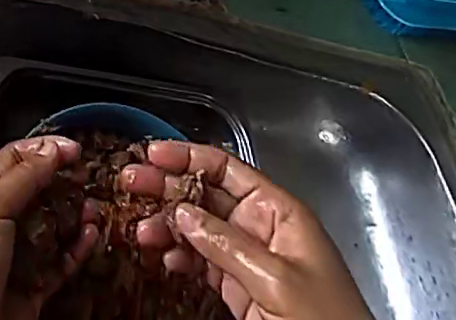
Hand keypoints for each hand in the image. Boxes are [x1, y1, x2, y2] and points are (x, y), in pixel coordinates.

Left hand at [0, 136, 100, 319]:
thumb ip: (22, 177)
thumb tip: (52, 148)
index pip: (17, 158)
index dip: (45, 148)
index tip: (74, 148)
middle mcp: (0, 223)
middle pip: (39, 190)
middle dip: (65, 180)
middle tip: (88, 176)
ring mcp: (17, 257)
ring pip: (54, 225)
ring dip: (76, 213)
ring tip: (93, 208)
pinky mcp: (31, 289)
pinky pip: (61, 263)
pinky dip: (78, 249)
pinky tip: (90, 237)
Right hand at [123, 141, 372, 319]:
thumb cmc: (326, 319)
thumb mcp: (278, 281)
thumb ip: (229, 244)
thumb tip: (184, 212)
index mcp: (277, 209)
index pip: (226, 168)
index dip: (188, 156)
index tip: (153, 153)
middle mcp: (260, 225)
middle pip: (206, 194)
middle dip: (168, 186)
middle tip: (130, 181)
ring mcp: (249, 257)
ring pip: (199, 229)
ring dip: (167, 226)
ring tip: (138, 228)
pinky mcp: (241, 289)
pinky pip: (204, 263)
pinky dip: (181, 257)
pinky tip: (162, 257)